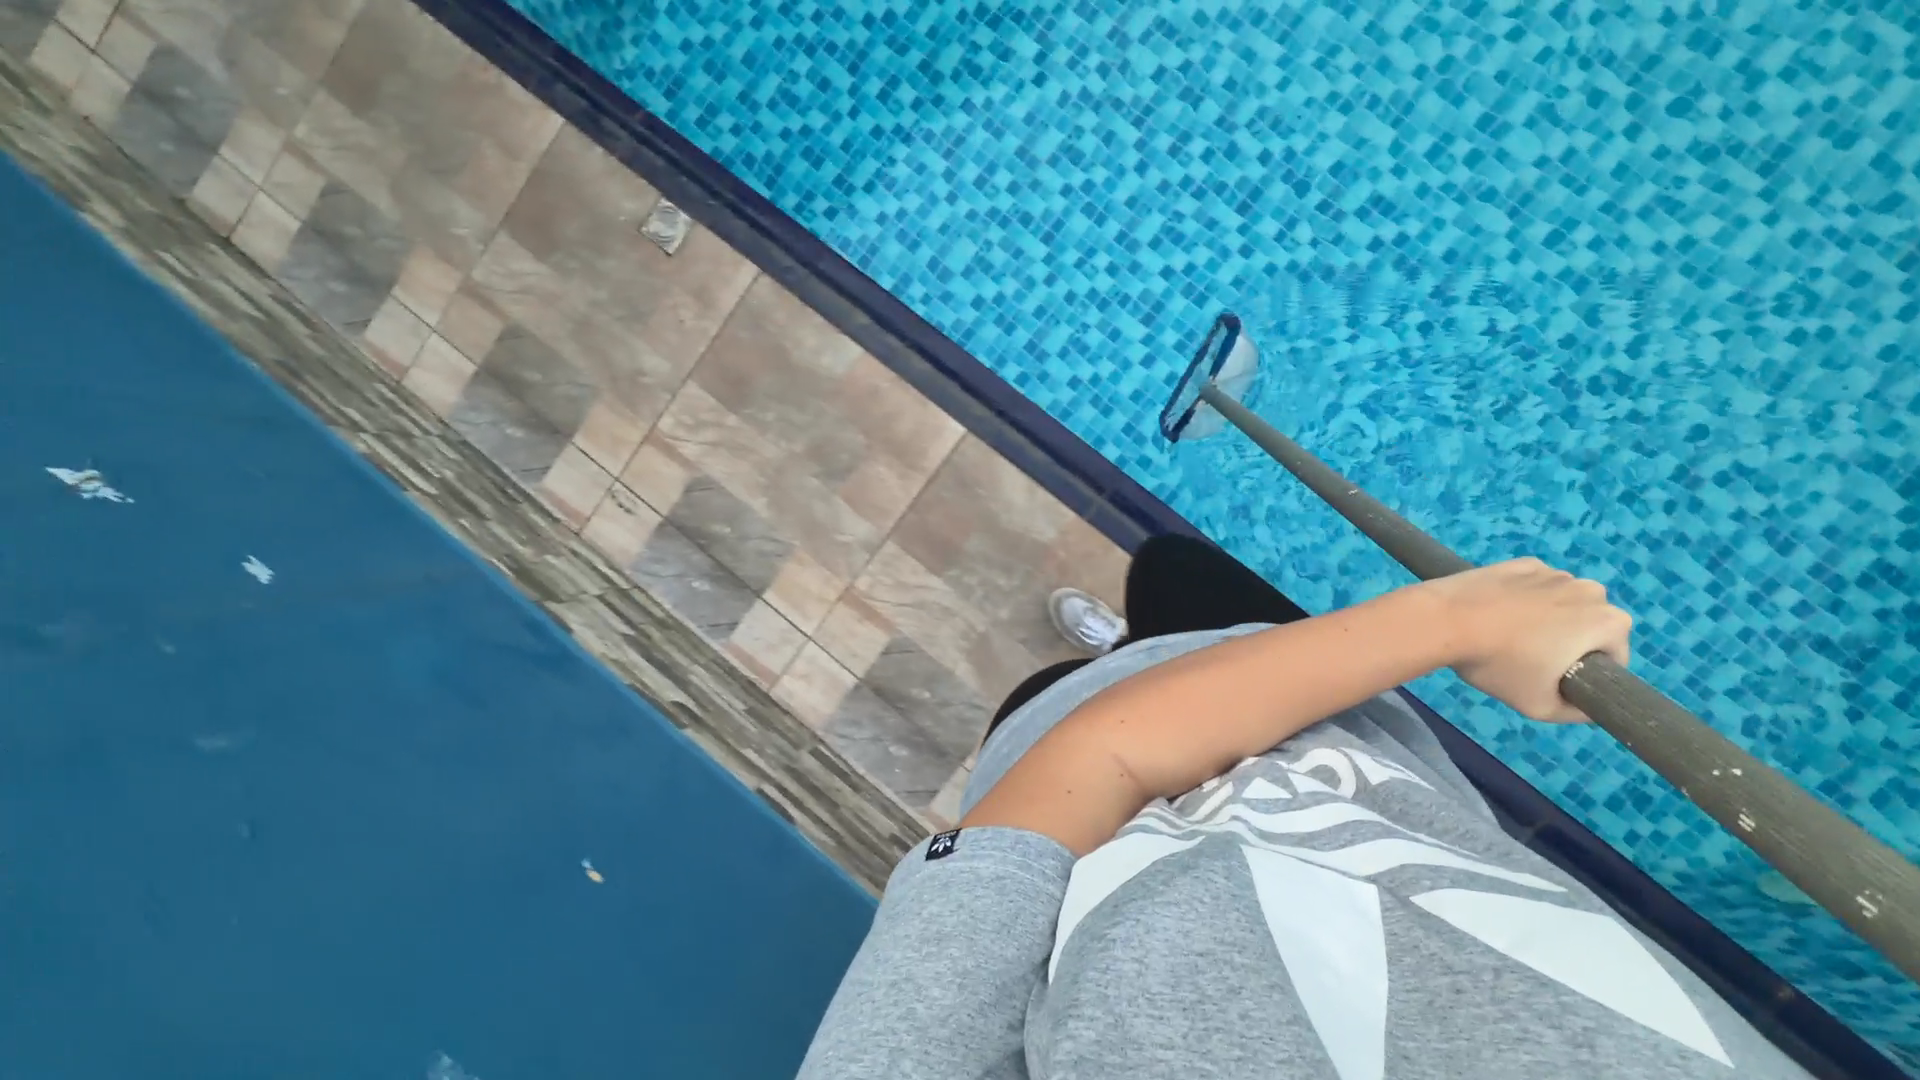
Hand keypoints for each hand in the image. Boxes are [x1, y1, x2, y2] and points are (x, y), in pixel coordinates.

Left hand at [1415, 558, 1632, 722]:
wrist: (1443, 620)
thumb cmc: (1498, 664)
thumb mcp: (1542, 705)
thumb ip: (1578, 712)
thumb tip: (1589, 707)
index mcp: (1610, 622)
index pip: (1611, 658)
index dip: (1584, 674)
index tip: (1548, 678)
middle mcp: (1590, 589)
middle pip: (1587, 628)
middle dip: (1565, 644)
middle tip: (1523, 658)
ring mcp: (1554, 571)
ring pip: (1561, 605)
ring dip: (1545, 619)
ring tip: (1504, 635)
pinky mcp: (1520, 563)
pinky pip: (1532, 587)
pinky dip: (1521, 598)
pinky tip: (1494, 611)